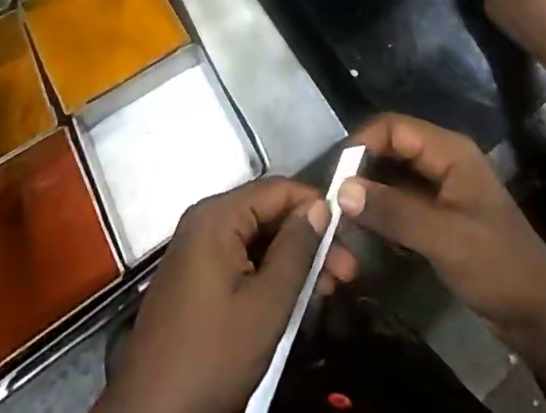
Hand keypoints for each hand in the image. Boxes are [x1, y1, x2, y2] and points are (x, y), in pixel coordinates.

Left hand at [95, 179, 357, 412]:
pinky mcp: (196, 279)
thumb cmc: (212, 355)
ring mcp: (197, 252)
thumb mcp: (267, 303)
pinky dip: (271, 274)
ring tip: (329, 289)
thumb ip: (297, 248)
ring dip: (295, 260)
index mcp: (216, 218)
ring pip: (259, 240)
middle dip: (310, 239)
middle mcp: (204, 224)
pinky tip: (297, 297)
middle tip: (346, 271)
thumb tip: (320, 206)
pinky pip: (243, 260)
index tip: (349, 232)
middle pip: (269, 214)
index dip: (316, 205)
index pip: (278, 189)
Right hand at [337, 115, 545, 336]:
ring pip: (390, 176)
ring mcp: (439, 189)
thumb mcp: (445, 238)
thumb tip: (340, 190)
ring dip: (364, 192)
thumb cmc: (498, 266)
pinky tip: (357, 231)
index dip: (361, 144)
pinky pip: (397, 202)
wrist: (538, 313)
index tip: (332, 179)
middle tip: (327, 203)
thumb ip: (394, 211)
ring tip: (335, 219)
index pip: (394, 127)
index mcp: (450, 151)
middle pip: (389, 148)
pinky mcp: (435, 216)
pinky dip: (377, 212)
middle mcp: (442, 161)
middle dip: (358, 169)